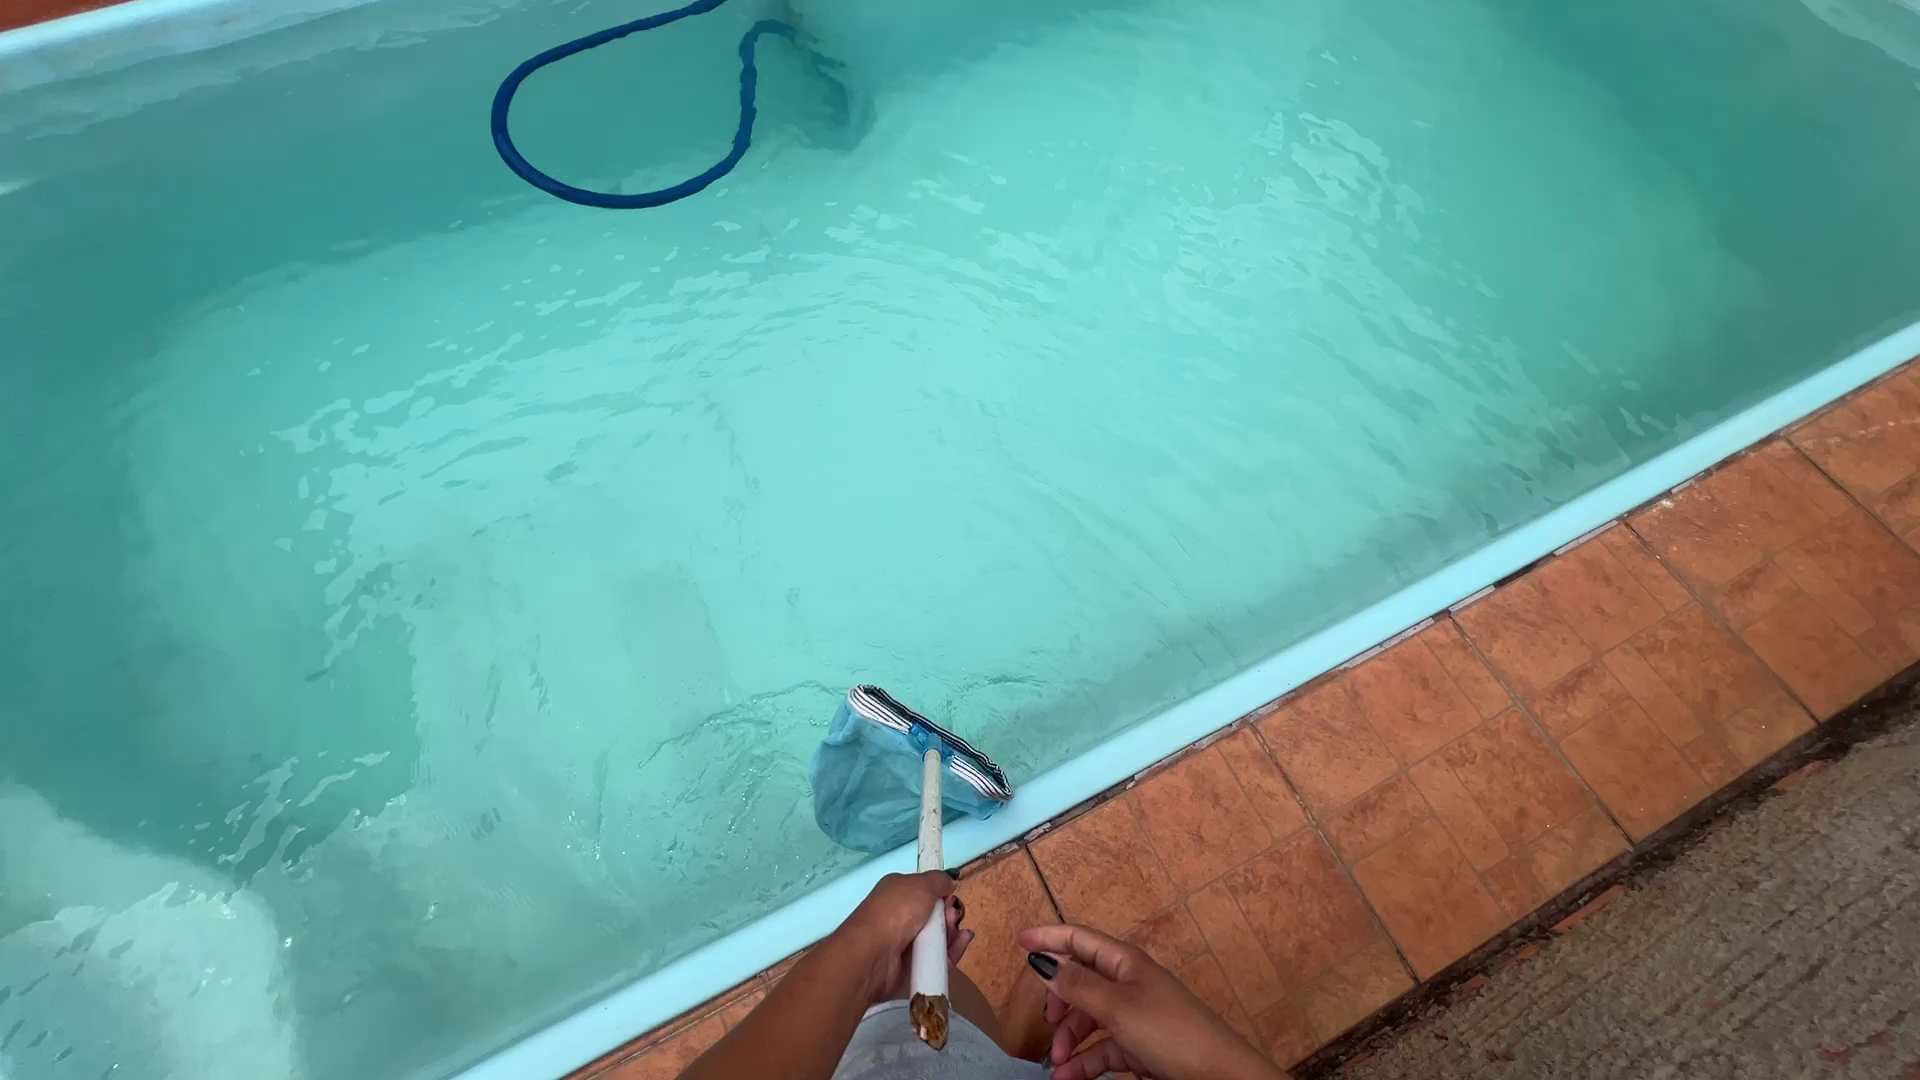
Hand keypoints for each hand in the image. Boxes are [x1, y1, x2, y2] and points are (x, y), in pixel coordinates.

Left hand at [827, 871, 972, 1005]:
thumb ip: (939, 880)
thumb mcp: (921, 885)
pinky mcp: (913, 968)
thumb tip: (950, 880)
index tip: (950, 896)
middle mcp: (900, 917)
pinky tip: (964, 941)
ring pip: (938, 938)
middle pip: (934, 916)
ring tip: (958, 930)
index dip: (939, 894)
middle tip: (952, 916)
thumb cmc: (896, 911)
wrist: (874, 954)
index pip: (923, 892)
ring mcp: (906, 944)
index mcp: (897, 893)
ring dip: (952, 932)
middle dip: (948, 914)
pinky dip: (953, 951)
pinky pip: (939, 959)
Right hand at [1020, 924, 1285, 1079]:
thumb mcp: (1117, 1007)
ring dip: (1070, 1039)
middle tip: (1044, 1022)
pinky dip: (1086, 1061)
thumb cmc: (1168, 1031)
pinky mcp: (1141, 1048)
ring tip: (1057, 1064)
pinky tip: (1070, 1077)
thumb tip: (1043, 960)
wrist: (1219, 1078)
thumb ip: (1077, 985)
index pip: (1079, 939)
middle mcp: (1127, 982)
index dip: (1050, 937)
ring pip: (1089, 1019)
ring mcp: (1135, 1016)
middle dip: (1058, 1001)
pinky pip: (1103, 1048)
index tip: (1019, 941)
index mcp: (1123, 961)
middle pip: (1081, 981)